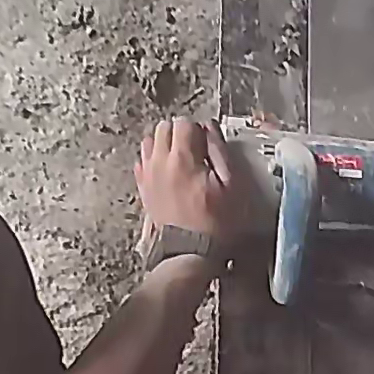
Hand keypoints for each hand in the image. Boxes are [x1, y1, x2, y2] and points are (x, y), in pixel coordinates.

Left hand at [134, 117, 254, 247]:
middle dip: (180, 134)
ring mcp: (148, 175)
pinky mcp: (143, 188)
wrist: (189, 251)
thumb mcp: (230, 186)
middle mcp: (159, 162)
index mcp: (182, 158)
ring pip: (149, 142)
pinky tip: (168, 173)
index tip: (207, 147)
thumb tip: (210, 128)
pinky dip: (153, 161)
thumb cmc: (214, 222)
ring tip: (180, 161)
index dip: (199, 131)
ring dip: (164, 145)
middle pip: (163, 127)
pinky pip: (142, 162)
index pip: (184, 122)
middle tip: (195, 152)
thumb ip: (220, 151)